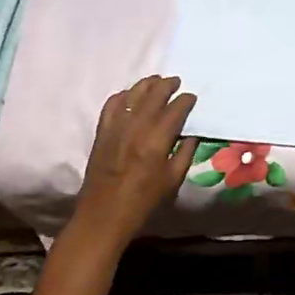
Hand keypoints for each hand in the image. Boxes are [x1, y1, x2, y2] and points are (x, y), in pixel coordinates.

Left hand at [68, 75, 198, 249]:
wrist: (105, 213)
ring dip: (146, 84)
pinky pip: (112, 105)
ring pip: (133, 94)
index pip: (175, 109)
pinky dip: (122, 95)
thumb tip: (192, 135)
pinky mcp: (102, 131)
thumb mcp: (172, 180)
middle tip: (176, 81)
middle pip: (154, 94)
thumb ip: (185, 153)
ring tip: (156, 81)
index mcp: (157, 139)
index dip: (185, 100)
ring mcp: (117, 126)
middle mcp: (137, 126)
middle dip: (167, 85)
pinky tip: (130, 94)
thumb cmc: (143, 201)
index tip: (191, 97)